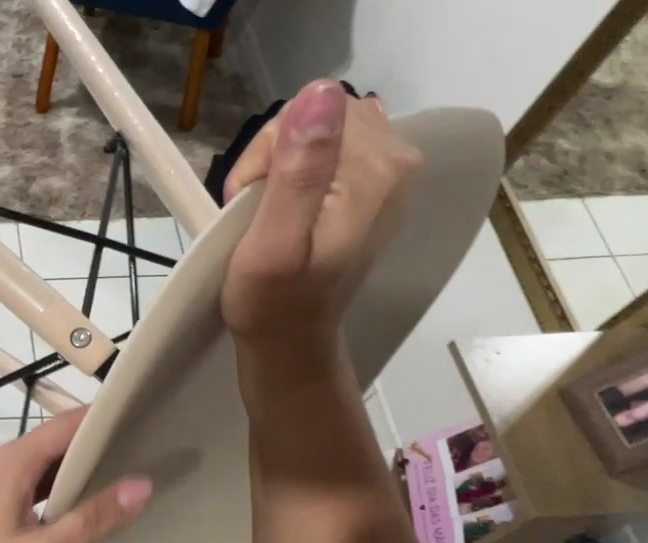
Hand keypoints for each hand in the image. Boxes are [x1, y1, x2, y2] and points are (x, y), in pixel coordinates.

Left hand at [0, 409, 150, 542]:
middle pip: (53, 440)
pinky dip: (49, 486)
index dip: (106, 421)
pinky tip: (75, 505)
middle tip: (140, 458)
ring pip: (38, 461)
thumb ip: (94, 517)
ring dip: (71, 471)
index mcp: (9, 460)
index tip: (144, 424)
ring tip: (117, 482)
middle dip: (93, 449)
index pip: (67, 424)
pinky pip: (23, 477)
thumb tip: (143, 485)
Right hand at [221, 81, 421, 351]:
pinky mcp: (376, 184)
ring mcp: (391, 171)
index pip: (308, 111)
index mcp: (374, 169)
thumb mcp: (273, 242)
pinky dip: (300, 174)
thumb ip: (298, 171)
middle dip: (275, 157)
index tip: (251, 201)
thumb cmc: (272, 303)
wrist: (292, 342)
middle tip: (259, 214)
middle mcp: (396, 158)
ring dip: (284, 165)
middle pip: (319, 115)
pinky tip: (291, 212)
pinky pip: (331, 150)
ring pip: (321, 130)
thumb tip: (320, 94)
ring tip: (272, 216)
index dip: (266, 152)